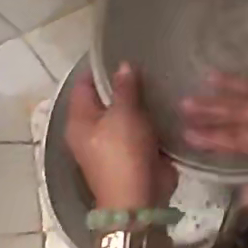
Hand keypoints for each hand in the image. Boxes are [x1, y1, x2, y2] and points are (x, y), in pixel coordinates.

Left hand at [67, 63, 176, 209]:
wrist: (139, 198)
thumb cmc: (123, 152)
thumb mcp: (123, 114)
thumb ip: (125, 88)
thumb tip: (123, 65)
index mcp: (80, 120)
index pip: (84, 84)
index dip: (99, 67)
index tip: (120, 50)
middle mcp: (92, 130)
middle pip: (106, 98)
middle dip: (124, 83)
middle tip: (147, 61)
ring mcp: (113, 142)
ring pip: (126, 113)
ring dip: (140, 100)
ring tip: (160, 76)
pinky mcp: (134, 152)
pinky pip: (141, 128)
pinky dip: (151, 117)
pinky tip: (167, 102)